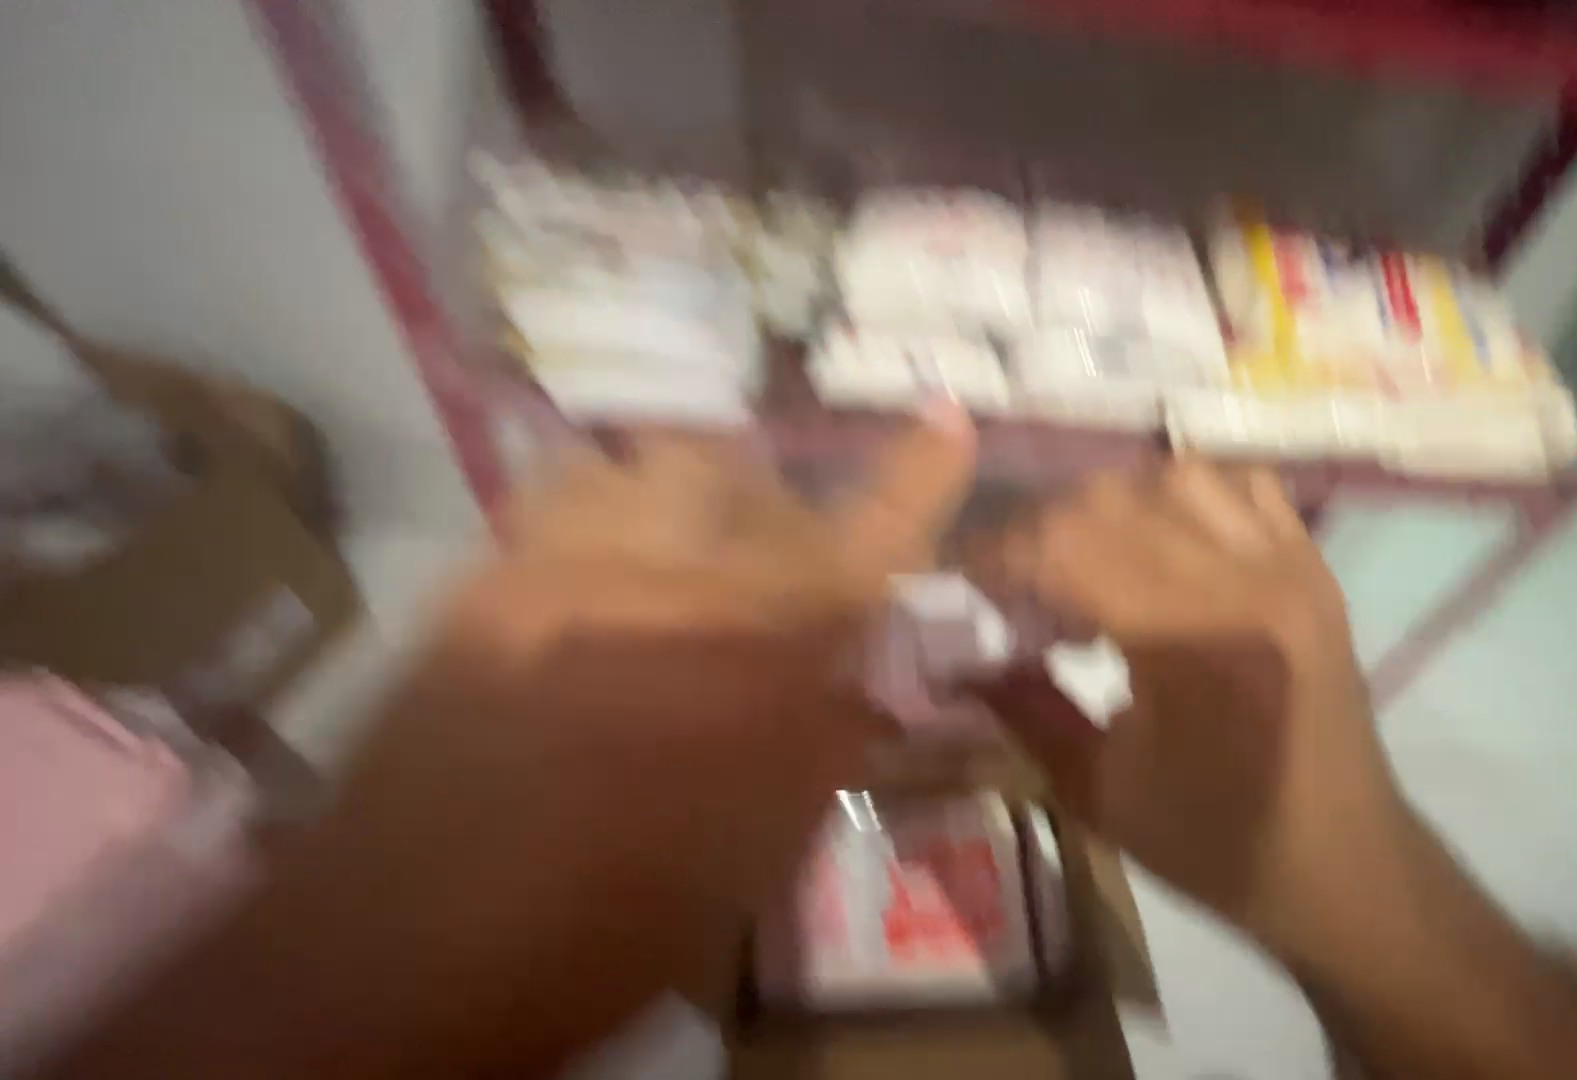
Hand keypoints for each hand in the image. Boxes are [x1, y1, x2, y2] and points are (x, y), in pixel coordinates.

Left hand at [252, 411, 975, 1074]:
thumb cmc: (620, 914)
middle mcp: (669, 581)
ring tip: (691, 550)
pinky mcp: (483, 578)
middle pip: (751, 482)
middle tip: (780, 577)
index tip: (948, 416)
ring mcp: (565, 564)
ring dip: (695, 494)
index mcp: (756, 654)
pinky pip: (565, 490)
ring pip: (655, 461)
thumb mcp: (765, 842)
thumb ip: (826, 736)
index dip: (919, 476)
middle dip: (784, 517)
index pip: (870, 542)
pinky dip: (609, 507)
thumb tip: (861, 680)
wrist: (403, 957)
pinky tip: (604, 567)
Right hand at [970, 460, 1412, 963]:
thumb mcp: (1099, 791)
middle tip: (1012, 577)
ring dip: (1106, 503)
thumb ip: (1024, 708)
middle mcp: (1248, 582)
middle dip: (1040, 527)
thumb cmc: (1216, 844)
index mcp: (1195, 646)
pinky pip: (1241, 484)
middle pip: (1113, 499)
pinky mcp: (1312, 564)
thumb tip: (956, 656)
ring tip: (1080, 553)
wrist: (1343, 864)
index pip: (1070, 549)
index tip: (962, 579)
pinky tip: (1157, 534)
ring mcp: (1290, 563)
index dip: (1000, 555)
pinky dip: (1181, 492)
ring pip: (1174, 475)